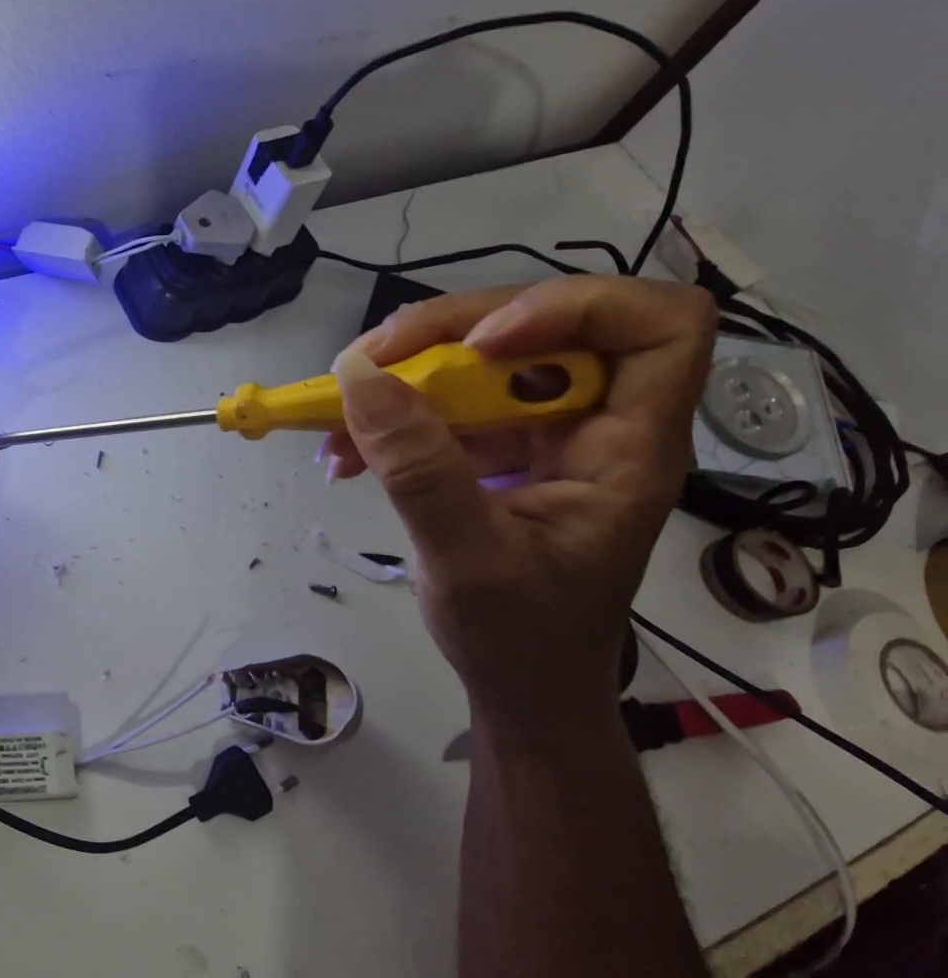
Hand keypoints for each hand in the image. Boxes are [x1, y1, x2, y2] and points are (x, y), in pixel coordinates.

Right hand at [319, 278, 716, 727]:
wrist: (520, 686)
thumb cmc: (520, 639)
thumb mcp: (467, 560)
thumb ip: (420, 471)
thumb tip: (358, 377)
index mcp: (629, 447)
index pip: (660, 325)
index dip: (573, 310)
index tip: (481, 348)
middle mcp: (596, 422)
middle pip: (543, 324)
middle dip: (446, 334)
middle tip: (365, 363)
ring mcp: (544, 432)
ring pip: (482, 356)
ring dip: (403, 371)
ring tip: (335, 410)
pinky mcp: (500, 448)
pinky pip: (446, 400)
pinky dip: (389, 414)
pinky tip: (343, 449)